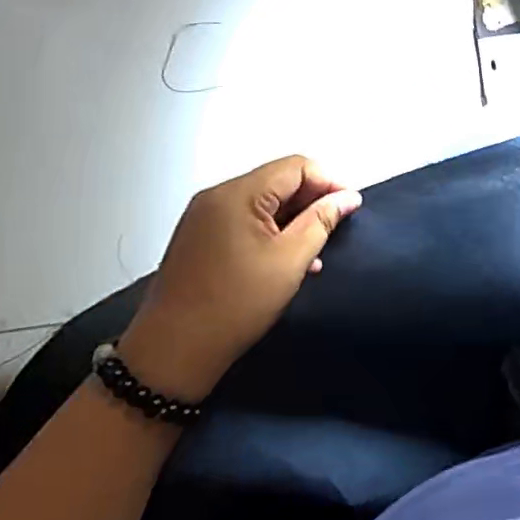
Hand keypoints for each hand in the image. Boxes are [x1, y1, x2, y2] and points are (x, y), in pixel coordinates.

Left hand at [117, 156, 361, 399]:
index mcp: (238, 194)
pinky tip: (284, 259)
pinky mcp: (198, 236)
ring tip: (313, 251)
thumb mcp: (291, 260)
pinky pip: (244, 218)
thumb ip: (322, 221)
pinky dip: (270, 230)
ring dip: (293, 218)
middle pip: (278, 180)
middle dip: (311, 201)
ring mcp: (204, 216)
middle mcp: (217, 196)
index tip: (348, 209)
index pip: (296, 166)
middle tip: (333, 230)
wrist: (172, 353)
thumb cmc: (235, 305)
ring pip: (263, 201)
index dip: (328, 182)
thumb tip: (347, 197)